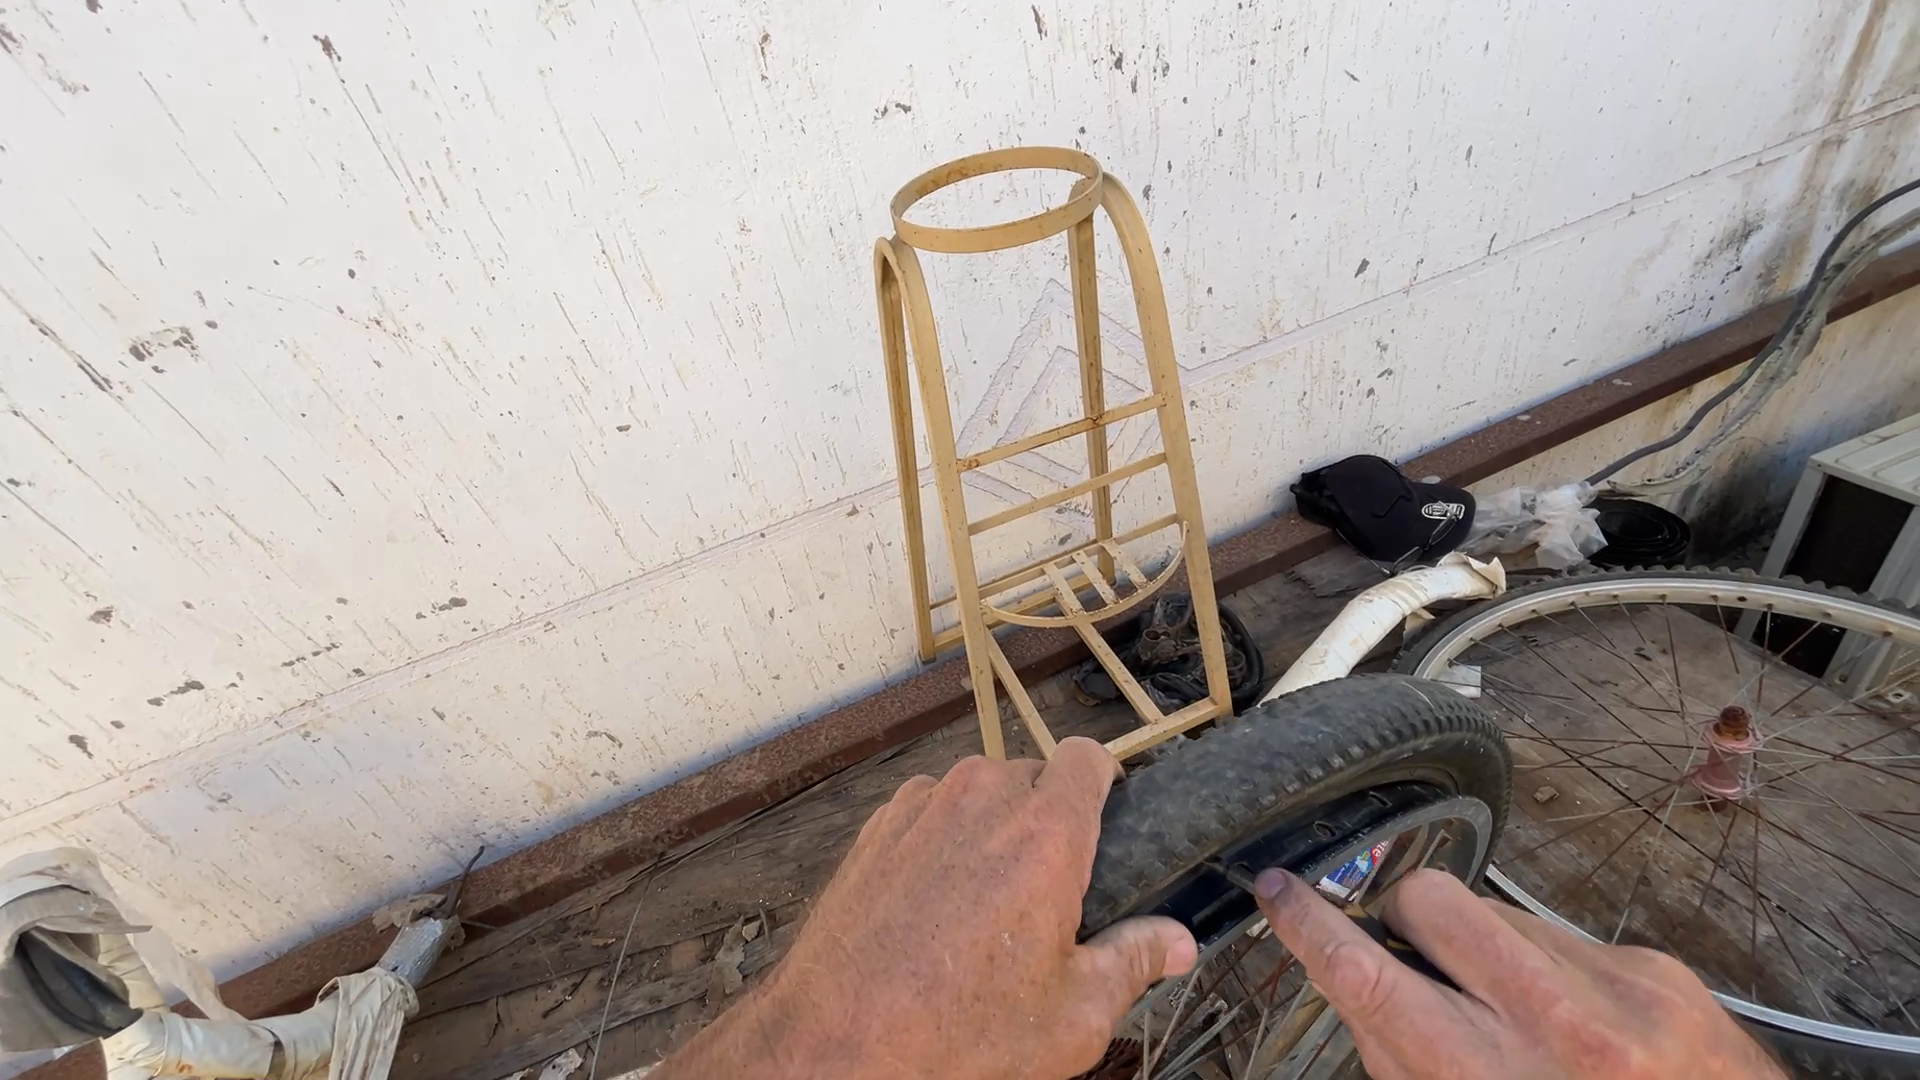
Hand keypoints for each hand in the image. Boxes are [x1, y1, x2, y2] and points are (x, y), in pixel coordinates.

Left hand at [655, 737, 1197, 1079]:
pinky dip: (942, 834)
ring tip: (980, 898)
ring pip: (980, 791)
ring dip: (991, 825)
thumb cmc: (960, 1030)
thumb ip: (1133, 962)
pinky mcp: (883, 817)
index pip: (1088, 755)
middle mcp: (985, 795)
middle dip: (1046, 817)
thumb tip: (1177, 941)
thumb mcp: (1070, 1015)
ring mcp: (926, 800)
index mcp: (1046, 830)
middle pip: (1034, 777)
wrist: (837, 1036)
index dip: (1101, 778)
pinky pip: (931, 807)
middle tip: (1041, 886)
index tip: (1103, 810)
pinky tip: (932, 897)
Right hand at [1253, 867, 1784, 1078]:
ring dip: (1480, 945)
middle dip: (1405, 916)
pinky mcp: (1660, 968)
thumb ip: (1394, 1052)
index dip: (1307, 922)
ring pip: (1488, 907)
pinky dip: (1541, 963)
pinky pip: (1552, 930)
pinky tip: (1577, 1020)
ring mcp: (1621, 988)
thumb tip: (1345, 968)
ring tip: (1518, 1008)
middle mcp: (1562, 1028)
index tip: (1276, 887)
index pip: (1365, 974)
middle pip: (1424, 900)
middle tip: (1424, 961)